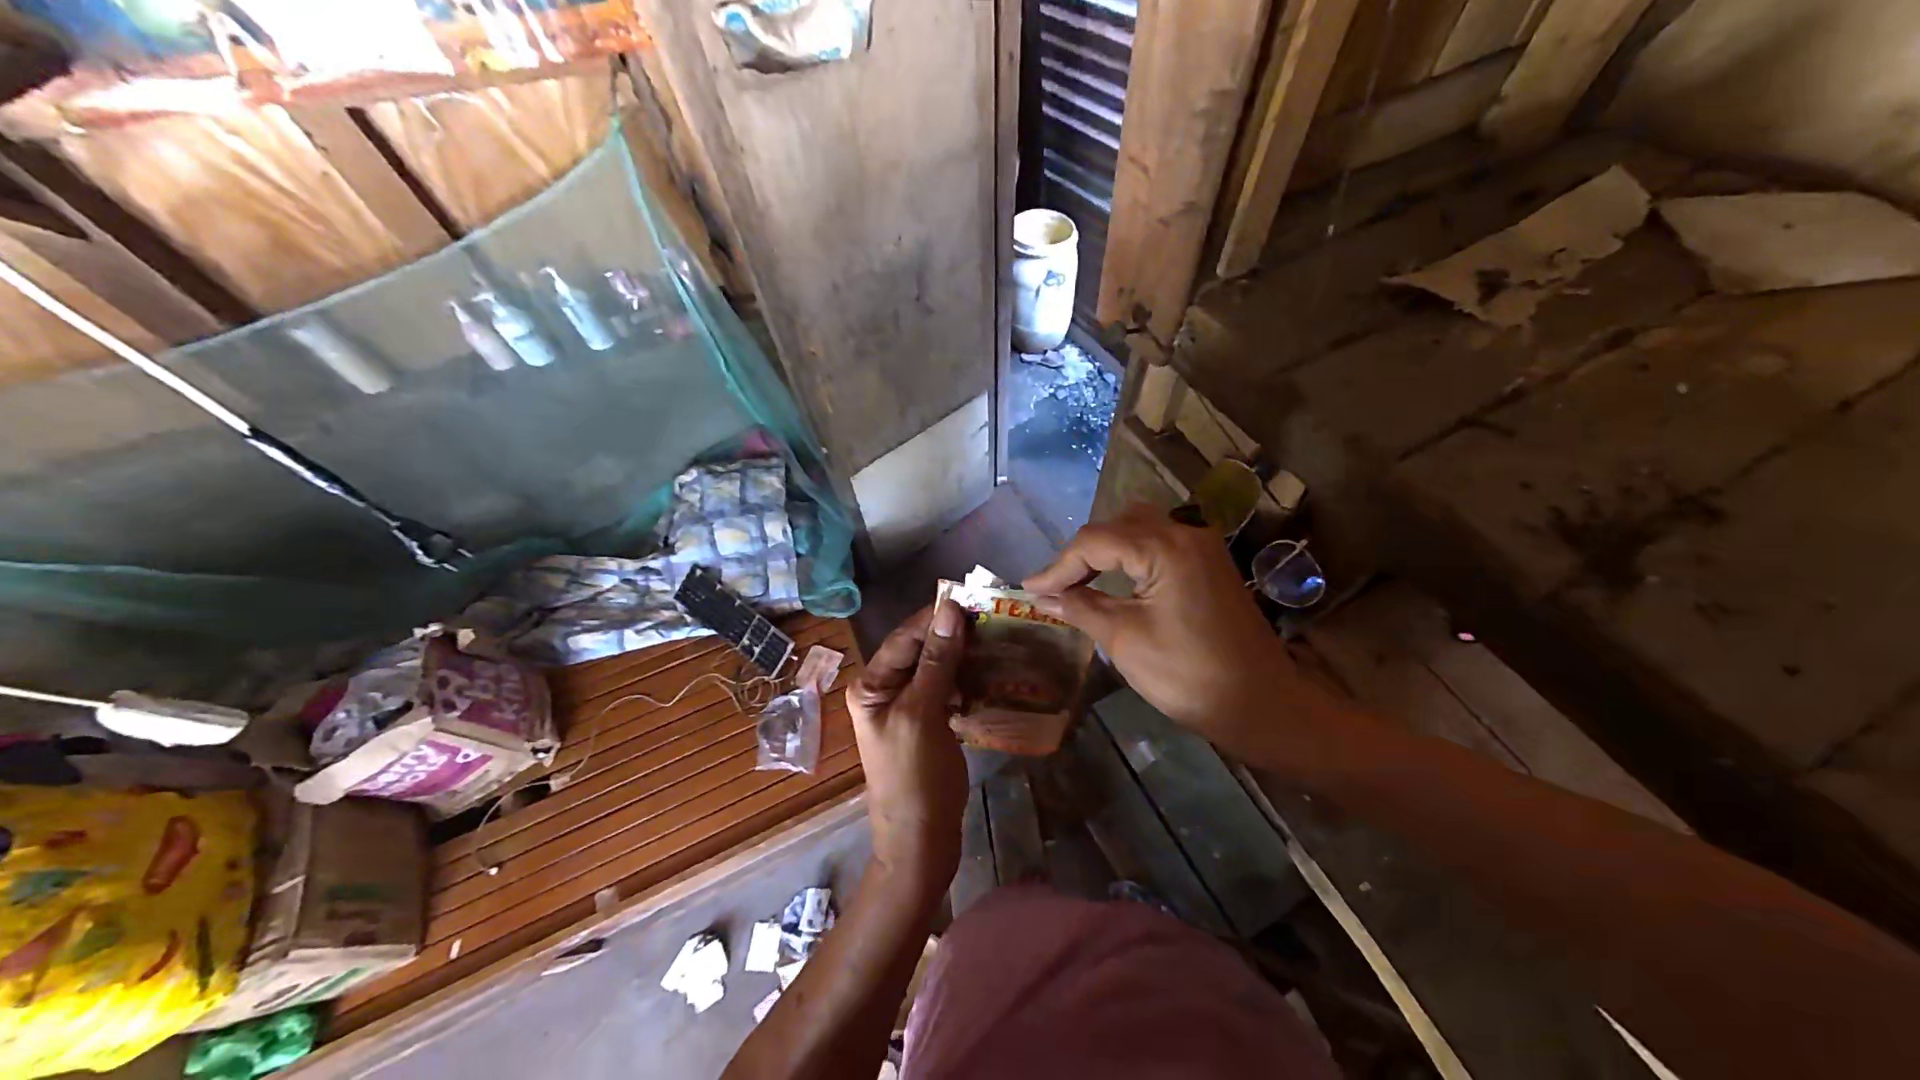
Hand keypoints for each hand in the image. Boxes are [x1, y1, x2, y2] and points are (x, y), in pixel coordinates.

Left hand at [847, 601, 970, 906]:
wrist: (920, 842)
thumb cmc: (915, 778)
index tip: (975, 600)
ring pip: (937, 668)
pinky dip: (967, 680)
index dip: (937, 617)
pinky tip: (990, 673)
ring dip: (964, 656)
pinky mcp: (928, 723)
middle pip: (920, 650)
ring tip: (998, 640)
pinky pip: (947, 689)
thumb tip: (950, 609)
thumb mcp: (923, 714)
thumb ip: (937, 661)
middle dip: (954, 635)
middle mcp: (885, 690)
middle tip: (994, 619)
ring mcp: (907, 708)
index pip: (905, 637)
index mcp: (871, 685)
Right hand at [1023, 505, 1291, 748]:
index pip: (1095, 541)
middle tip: (1054, 586)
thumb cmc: (1187, 674)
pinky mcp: (1209, 564)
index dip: (1058, 565)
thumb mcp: (1124, 639)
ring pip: (1140, 529)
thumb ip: (1080, 608)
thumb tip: (1043, 597)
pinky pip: (1160, 544)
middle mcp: (1186, 533)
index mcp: (1165, 547)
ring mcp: (1203, 547)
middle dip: (1081, 554)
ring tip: (1077, 580)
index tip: (1029, 590)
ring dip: (1106, 551)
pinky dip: (1131, 556)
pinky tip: (1114, 580)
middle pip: (1117, 525)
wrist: (1260, 703)